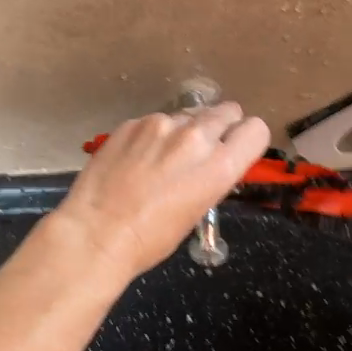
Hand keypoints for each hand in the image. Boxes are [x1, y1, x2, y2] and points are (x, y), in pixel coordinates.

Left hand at [44, 102, 268, 281]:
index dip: (247, 138)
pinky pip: (153, 121)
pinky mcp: (132, 122)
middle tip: (201, 148)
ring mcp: (161, 125)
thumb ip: (210, 176)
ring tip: (159, 158)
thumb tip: (207, 163)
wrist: (96, 233)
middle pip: (226, 111)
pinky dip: (150, 135)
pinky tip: (133, 158)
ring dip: (182, 130)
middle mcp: (195, 137)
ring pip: (186, 115)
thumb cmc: (150, 239)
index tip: (235, 147)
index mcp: (219, 165)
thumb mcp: (196, 210)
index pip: (255, 130)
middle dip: (220, 126)